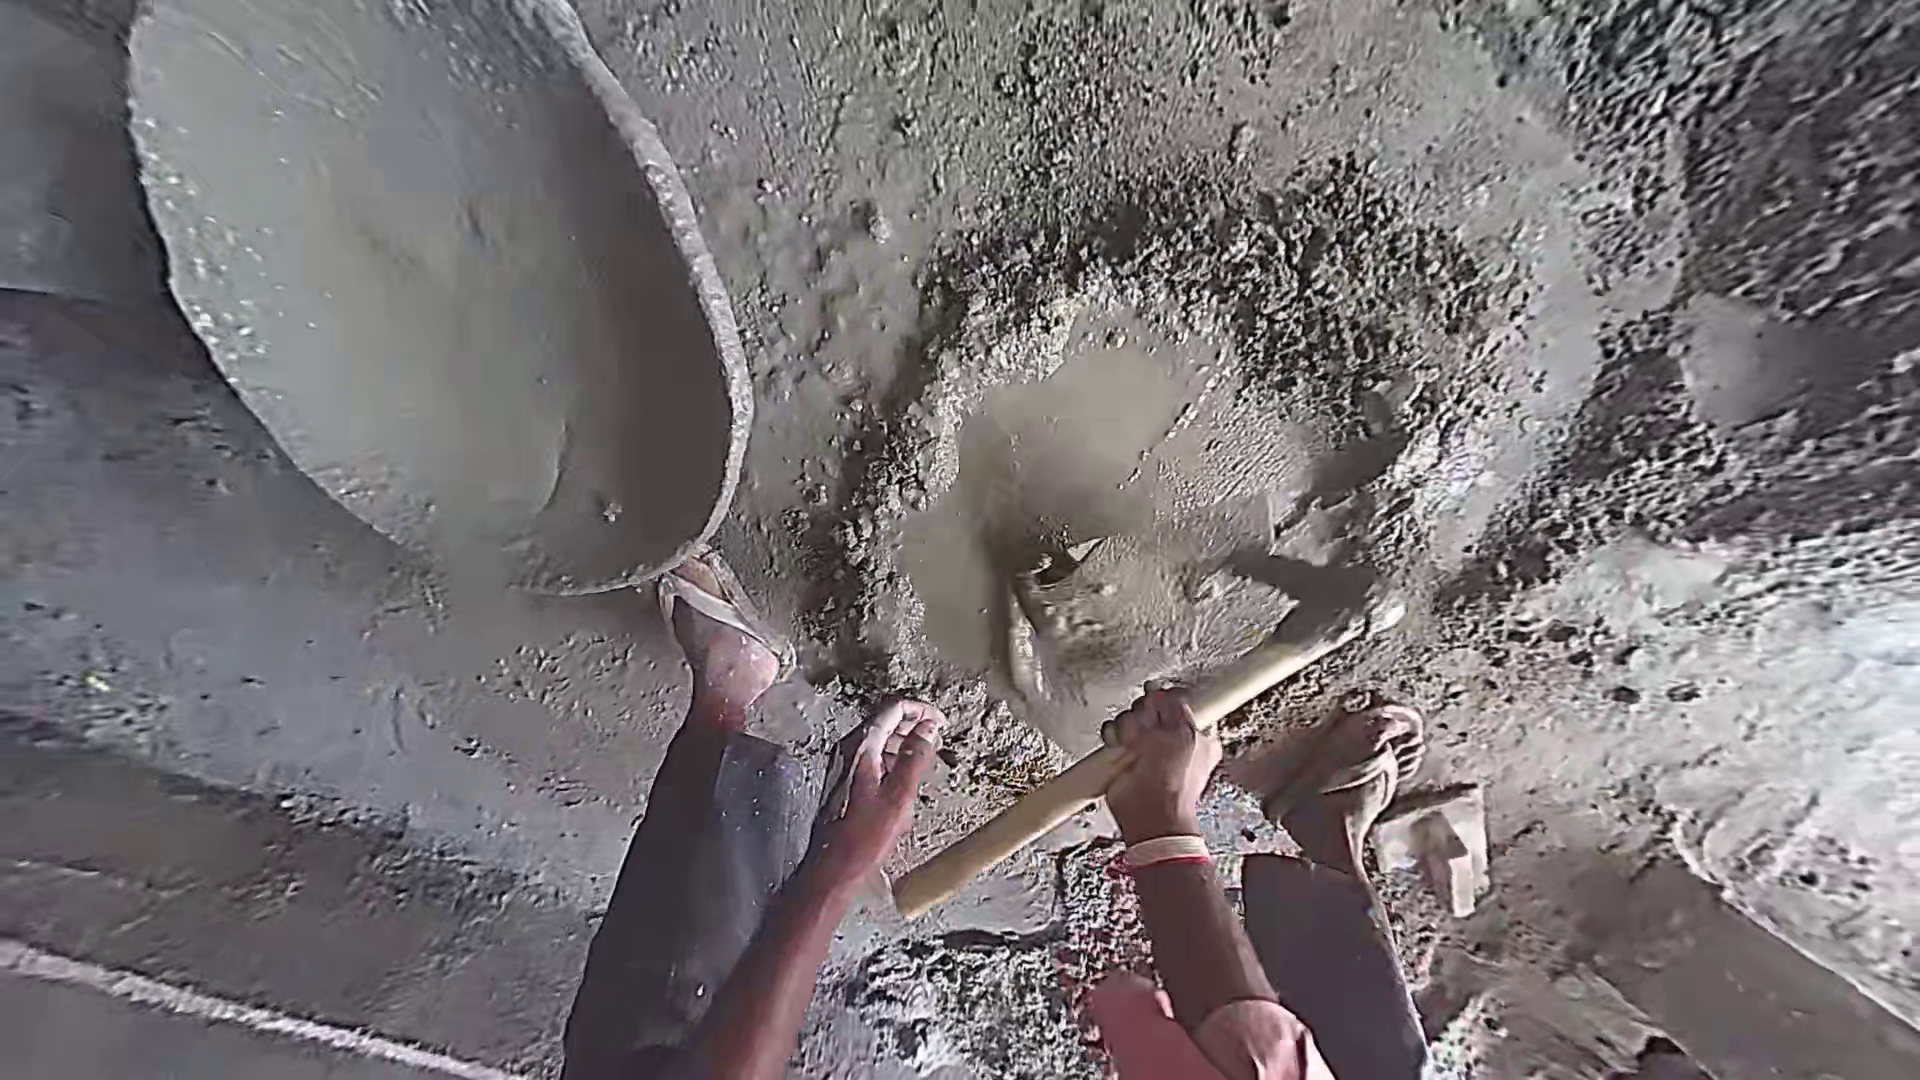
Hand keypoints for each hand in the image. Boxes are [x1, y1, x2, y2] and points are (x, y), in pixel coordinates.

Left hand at [810, 698, 943, 889]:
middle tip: (936, 739)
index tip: (940, 723)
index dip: (921, 711)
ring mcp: (845, 762)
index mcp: (863, 745)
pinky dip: (893, 756)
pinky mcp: (845, 777)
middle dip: (914, 724)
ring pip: (880, 737)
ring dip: (905, 740)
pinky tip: (905, 776)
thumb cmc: (865, 835)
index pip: (895, 708)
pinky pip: (873, 754)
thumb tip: (929, 728)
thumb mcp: (899, 794)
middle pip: (886, 719)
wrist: (833, 867)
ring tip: (925, 757)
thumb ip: (915, 756)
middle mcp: (850, 747)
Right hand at [1103, 686, 1220, 842]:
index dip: (1168, 698)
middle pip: (1151, 705)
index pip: (1179, 701)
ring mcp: (1146, 745)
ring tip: (1134, 743)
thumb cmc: (1176, 778)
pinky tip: (1121, 745)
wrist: (1149, 806)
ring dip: (1129, 726)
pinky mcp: (1124, 752)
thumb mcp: (1185, 732)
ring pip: (1131, 715)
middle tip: (1149, 728)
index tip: (1162, 700)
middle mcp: (1170, 737)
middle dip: (1146, 713)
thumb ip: (1175, 705)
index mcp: (1195, 733)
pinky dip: (1114, 735)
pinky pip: (1113, 729)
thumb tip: (1162, 690)